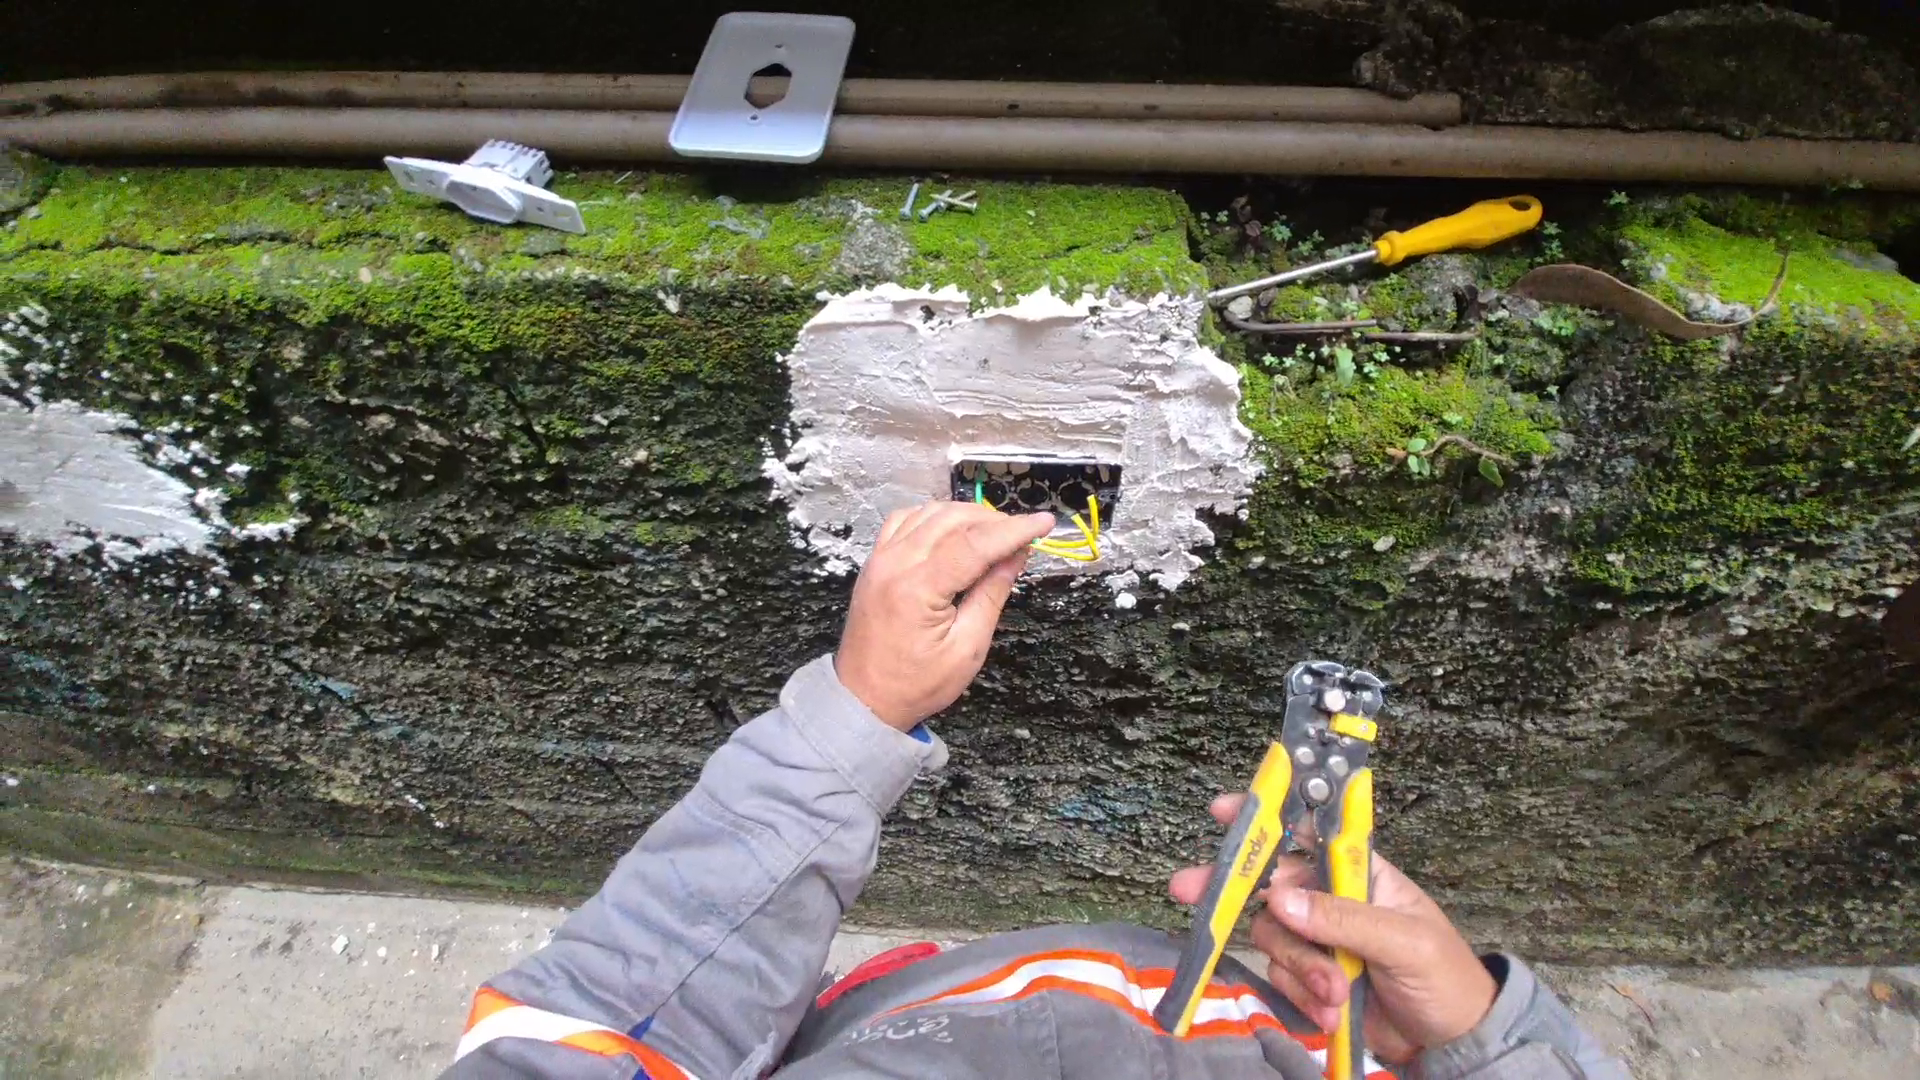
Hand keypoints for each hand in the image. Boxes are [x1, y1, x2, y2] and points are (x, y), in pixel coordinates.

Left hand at [835, 501, 1054, 730]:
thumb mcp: (967, 648)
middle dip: (994, 520)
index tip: (1044, 522)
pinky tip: (952, 530)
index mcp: (917, 589)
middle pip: (953, 519)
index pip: (975, 543)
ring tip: (994, 533)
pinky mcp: (875, 561)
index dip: (1014, 529)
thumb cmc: (914, 683)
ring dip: (966, 515)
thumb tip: (1016, 555)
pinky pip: (905, 520)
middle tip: (1022, 535)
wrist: (864, 699)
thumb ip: (992, 595)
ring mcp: (880, 559)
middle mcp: (894, 564)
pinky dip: (934, 517)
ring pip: (929, 513)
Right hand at [1169, 794, 1495, 1063]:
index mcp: (1353, 870)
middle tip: (1187, 891)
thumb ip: (1343, 918)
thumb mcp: (1404, 941)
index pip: (1303, 829)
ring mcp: (1313, 935)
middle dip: (1230, 887)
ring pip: (1270, 932)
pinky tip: (1333, 1010)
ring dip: (1297, 964)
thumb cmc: (1444, 977)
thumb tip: (1280, 900)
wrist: (1456, 1047)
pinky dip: (1303, 993)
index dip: (1263, 816)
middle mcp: (1325, 895)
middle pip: (1265, 880)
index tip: (1223, 811)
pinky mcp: (1307, 973)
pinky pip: (1281, 973)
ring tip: (1335, 992)